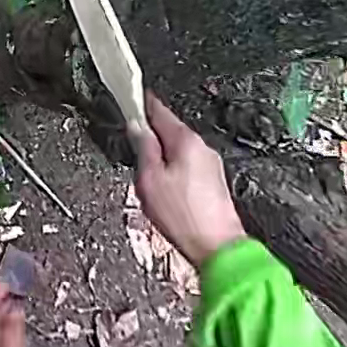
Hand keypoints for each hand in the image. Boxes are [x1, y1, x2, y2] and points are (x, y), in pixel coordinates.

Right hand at [127, 93, 247, 267]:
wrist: (218, 249)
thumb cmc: (183, 215)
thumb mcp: (149, 177)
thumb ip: (142, 147)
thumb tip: (136, 127)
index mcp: (186, 141)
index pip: (158, 110)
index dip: (140, 103)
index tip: (128, 98)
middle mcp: (202, 148)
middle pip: (169, 128)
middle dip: (149, 132)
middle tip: (129, 139)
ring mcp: (210, 165)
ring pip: (177, 147)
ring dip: (160, 151)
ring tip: (144, 168)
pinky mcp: (212, 181)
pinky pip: (186, 162)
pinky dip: (171, 165)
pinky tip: (162, 182)